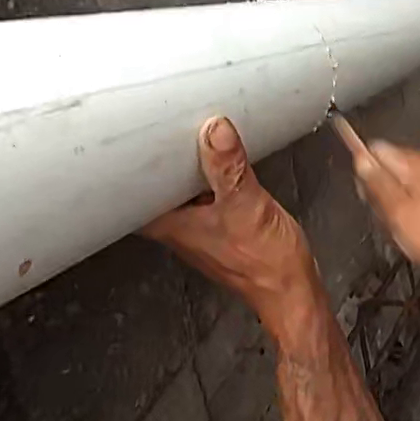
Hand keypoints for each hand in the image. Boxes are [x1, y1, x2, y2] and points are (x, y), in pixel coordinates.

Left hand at [145, 117, 324, 337]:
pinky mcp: (221, 227)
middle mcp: (179, 228)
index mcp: (172, 225)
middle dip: (159, 160)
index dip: (127, 164)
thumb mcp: (245, 205)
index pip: (130, 192)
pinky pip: (204, 196)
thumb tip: (215, 130)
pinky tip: (220, 166)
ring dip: (185, 169)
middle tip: (162, 129)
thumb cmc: (265, 265)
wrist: (292, 291)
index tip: (132, 136)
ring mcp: (200, 229)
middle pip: (155, 189)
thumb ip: (229, 166)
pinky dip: (208, 179)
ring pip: (180, 192)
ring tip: (189, 138)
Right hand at [333, 117, 419, 280]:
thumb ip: (375, 182)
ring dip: (392, 204)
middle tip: (386, 214)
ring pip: (398, 184)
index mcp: (413, 163)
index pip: (374, 149)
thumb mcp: (395, 210)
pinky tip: (413, 229)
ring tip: (401, 225)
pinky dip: (407, 211)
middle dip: (378, 190)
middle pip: (385, 167)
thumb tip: (359, 159)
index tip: (365, 193)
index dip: (363, 171)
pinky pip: (412, 197)